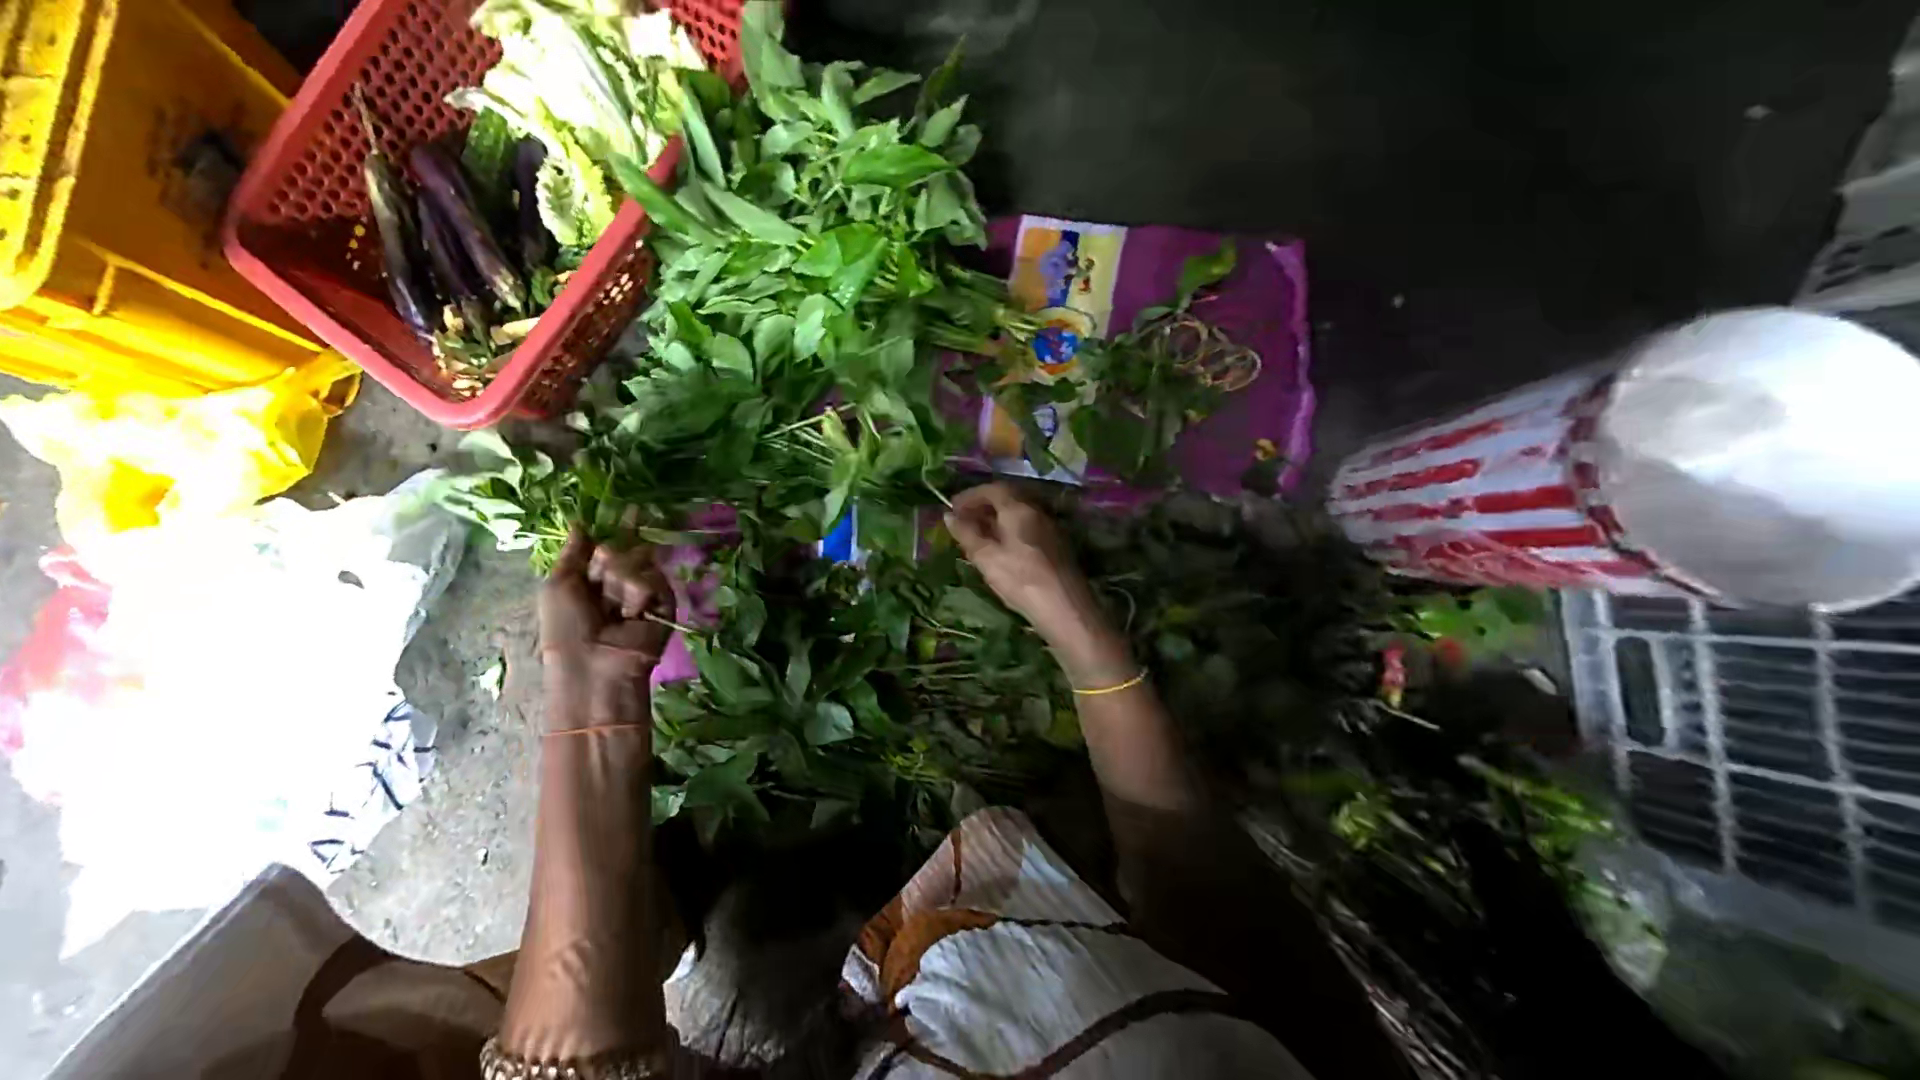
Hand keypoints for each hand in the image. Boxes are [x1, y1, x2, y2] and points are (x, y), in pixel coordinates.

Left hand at [540, 527, 672, 729]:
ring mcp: (645, 591)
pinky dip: (639, 593)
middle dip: (609, 563)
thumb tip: (579, 522)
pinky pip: (654, 579)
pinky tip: (633, 614)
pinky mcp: (665, 602)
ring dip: (621, 582)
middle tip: (599, 589)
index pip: (611, 544)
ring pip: (639, 561)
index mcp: (594, 578)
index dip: (619, 528)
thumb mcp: (557, 586)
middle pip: (623, 548)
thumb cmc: (566, 628)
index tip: (633, 510)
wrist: (595, 663)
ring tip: (616, 611)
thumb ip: (572, 552)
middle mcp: (621, 581)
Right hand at [945, 484, 1133, 686]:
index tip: (953, 507)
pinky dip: (1009, 530)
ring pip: (1018, 514)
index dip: (970, 495)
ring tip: (978, 536)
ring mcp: (1050, 527)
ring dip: (996, 519)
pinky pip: (1027, 527)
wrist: (1064, 607)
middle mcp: (1037, 511)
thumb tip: (949, 515)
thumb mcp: (986, 557)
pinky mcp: (1056, 545)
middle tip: (963, 520)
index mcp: (1018, 508)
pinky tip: (1001, 549)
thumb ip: (967, 533)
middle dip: (983, 506)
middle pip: (1007, 499)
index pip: (992, 489)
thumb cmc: (1020, 578)